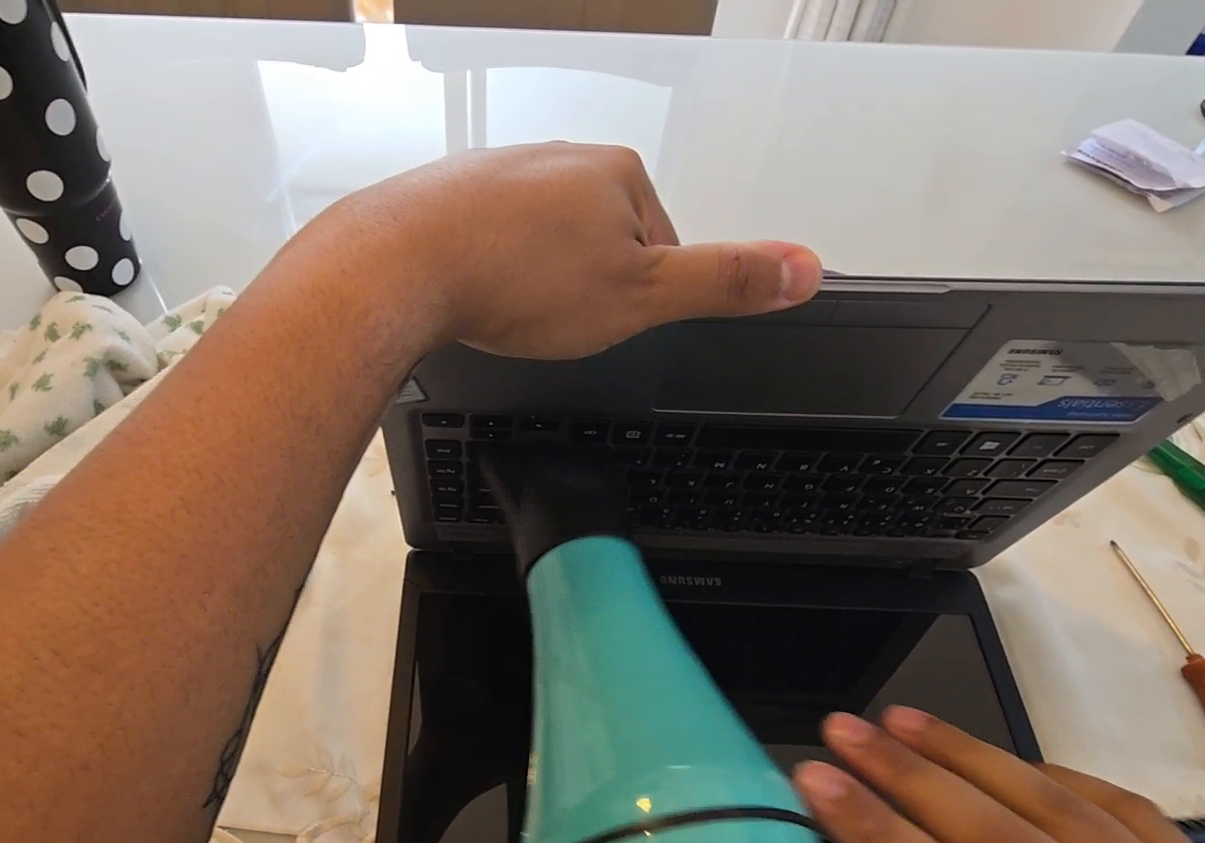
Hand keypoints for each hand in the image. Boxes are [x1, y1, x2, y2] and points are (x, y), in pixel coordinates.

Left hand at [308, 142, 821, 358]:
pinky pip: (492, 243)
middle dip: (584, 289)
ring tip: (511, 308)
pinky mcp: (456, 195)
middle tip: (555, 319)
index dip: (639, 296)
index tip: (610, 319)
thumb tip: (801, 269)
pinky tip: (477, 292)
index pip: (660, 242)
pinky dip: (490, 272)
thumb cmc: (514, 278)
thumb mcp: (639, 295)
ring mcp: (504, 173)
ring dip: (534, 282)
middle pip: (600, 242)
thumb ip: (720, 282)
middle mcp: (561, 161)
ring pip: (543, 244)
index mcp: (618, 175)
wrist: (403, 266)